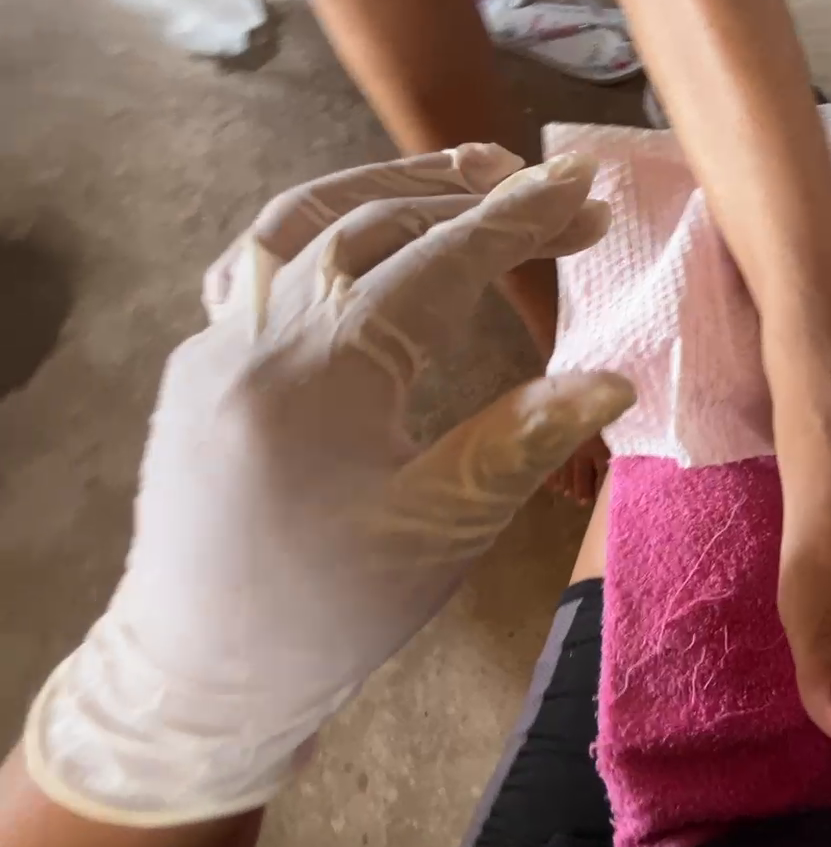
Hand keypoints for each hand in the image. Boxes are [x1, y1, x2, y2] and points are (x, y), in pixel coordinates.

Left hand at [22, 146, 632, 826]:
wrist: (201, 673)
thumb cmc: (333, 608)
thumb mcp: (444, 527)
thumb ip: (525, 439)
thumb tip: (614, 381)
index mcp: (316, 378)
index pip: (436, 264)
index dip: (518, 219)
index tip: (583, 184)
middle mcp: (254, 340)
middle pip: (374, 225)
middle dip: (480, 197)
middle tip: (559, 192)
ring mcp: (219, 344)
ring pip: (301, 221)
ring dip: (396, 184)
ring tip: (472, 172)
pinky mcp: (210, 362)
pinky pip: (263, 257)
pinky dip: (332, 219)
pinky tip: (374, 228)